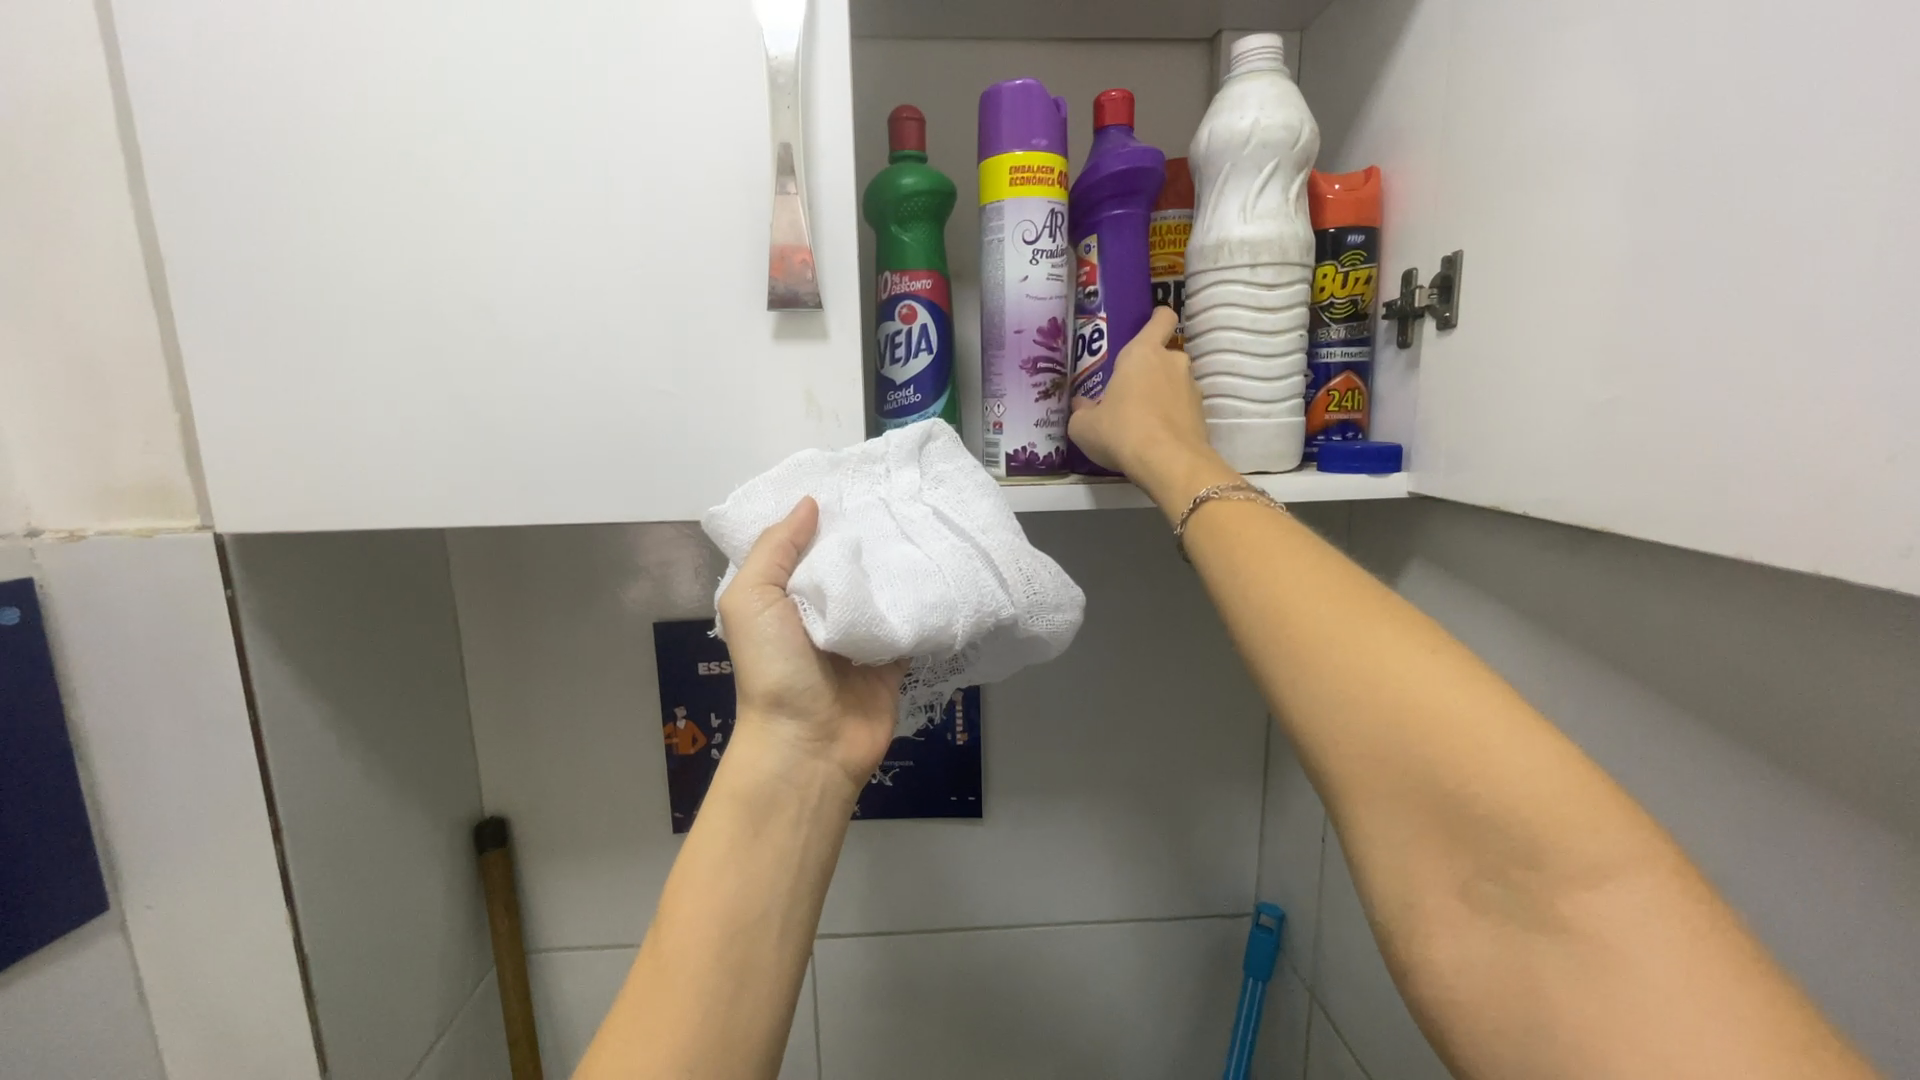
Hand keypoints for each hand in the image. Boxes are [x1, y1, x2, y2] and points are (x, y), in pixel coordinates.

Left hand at [717, 497, 907, 789]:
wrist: (809, 743)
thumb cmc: (773, 669)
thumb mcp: (751, 600)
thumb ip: (775, 549)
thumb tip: (810, 503)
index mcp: (782, 595)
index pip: (804, 544)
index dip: (822, 514)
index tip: (854, 479)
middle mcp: (820, 609)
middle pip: (847, 561)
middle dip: (867, 532)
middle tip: (901, 493)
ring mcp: (859, 632)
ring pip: (882, 585)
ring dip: (899, 560)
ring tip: (926, 517)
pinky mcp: (893, 653)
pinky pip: (911, 617)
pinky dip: (923, 597)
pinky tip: (941, 563)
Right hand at [1068, 307, 1234, 506]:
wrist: (1167, 463)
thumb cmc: (1120, 432)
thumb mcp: (1084, 426)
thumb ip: (1082, 411)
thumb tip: (1082, 406)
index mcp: (1142, 353)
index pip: (1162, 319)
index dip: (1159, 319)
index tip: (1151, 326)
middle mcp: (1173, 363)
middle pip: (1166, 355)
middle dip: (1152, 370)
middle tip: (1132, 392)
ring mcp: (1192, 388)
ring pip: (1176, 383)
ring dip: (1163, 395)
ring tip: (1143, 421)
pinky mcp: (1202, 414)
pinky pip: (1183, 409)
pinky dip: (1173, 418)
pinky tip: (1157, 438)